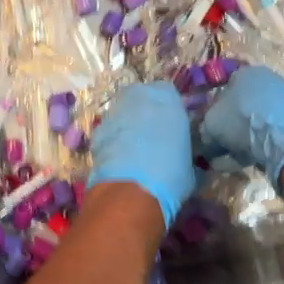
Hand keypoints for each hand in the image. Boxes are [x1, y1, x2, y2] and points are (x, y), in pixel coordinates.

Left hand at [88, 82, 195, 229]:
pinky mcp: (95, 133)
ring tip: (133, 152)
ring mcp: (112, 114)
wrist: (132, 191)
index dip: (167, 108)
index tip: (170, 125)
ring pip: (120, 114)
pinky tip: (117, 162)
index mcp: (167, 99)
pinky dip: (111, 142)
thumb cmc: (171, 174)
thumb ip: (183, 151)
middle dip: (143, 113)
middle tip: (151, 136)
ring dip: (126, 127)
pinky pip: (107, 133)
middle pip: (139, 98)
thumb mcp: (188, 164)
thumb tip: (182, 159)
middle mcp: (137, 99)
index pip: (166, 92)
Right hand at [200, 65, 283, 193]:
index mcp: (244, 73)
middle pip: (241, 105)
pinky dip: (260, 143)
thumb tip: (208, 135)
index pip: (224, 88)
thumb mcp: (211, 123)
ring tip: (234, 158)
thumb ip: (206, 126)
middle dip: (230, 126)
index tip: (210, 129)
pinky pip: (271, 131)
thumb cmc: (242, 120)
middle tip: (221, 145)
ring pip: (256, 120)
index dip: (214, 110)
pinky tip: (252, 159)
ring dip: (244, 138)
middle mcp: (266, 80)